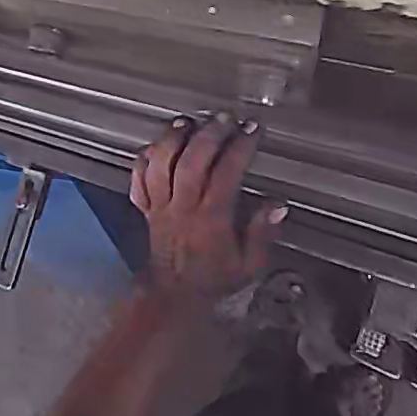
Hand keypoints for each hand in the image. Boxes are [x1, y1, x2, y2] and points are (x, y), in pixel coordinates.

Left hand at [129, 113, 285, 301]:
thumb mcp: (249, 264)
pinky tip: (156, 146)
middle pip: (191, 162)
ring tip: (187, 121)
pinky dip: (144, 160)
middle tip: (224, 118)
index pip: (226, 174)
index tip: (252, 130)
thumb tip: (278, 205)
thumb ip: (262, 233)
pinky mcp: (146, 210)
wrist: (175, 297)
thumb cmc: (215, 278)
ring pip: (160, 166)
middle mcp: (182, 209)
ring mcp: (160, 207)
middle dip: (208, 135)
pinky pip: (139, 180)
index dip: (239, 148)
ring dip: (172, 140)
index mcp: (211, 219)